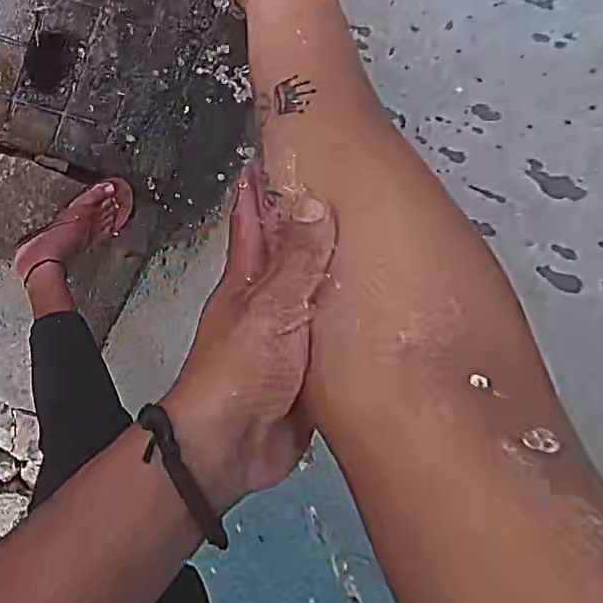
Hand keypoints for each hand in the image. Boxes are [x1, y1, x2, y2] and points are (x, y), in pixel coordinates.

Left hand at [161, 165, 336, 509]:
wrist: (232, 444)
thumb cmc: (237, 372)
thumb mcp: (271, 309)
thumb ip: (297, 263)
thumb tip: (313, 206)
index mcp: (248, 278)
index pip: (252, 220)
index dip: (257, 189)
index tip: (266, 158)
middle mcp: (264, 301)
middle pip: (286, 253)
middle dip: (303, 224)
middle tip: (331, 195)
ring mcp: (284, 335)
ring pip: (310, 292)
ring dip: (329, 272)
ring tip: (361, 247)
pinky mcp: (305, 370)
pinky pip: (329, 335)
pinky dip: (346, 321)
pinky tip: (370, 315)